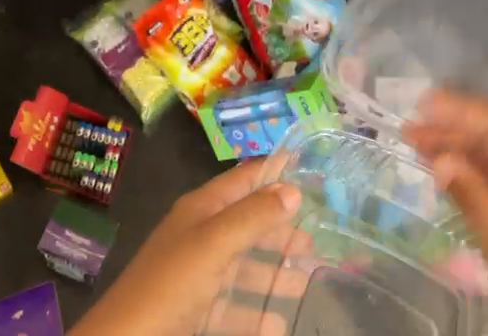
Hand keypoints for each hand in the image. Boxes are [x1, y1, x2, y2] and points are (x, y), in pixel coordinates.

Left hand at [72, 156, 299, 335]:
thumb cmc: (171, 283)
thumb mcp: (214, 244)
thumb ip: (253, 217)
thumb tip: (293, 188)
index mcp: (202, 209)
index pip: (243, 179)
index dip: (273, 171)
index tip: (308, 167)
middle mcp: (201, 235)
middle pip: (248, 225)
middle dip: (280, 230)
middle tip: (317, 239)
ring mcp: (198, 275)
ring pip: (244, 268)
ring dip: (274, 274)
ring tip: (305, 281)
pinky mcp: (197, 312)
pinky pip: (233, 308)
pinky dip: (256, 315)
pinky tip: (278, 324)